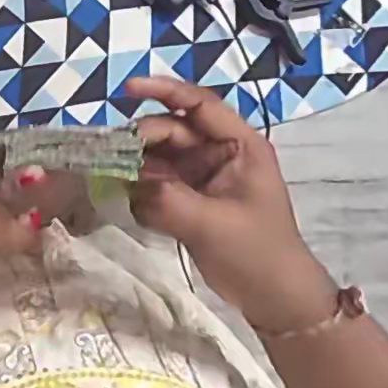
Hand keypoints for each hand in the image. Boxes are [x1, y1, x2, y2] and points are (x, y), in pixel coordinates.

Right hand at [125, 76, 334, 329]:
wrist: (273, 299)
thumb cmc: (257, 254)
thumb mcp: (212, 225)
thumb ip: (167, 200)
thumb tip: (126, 182)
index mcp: (239, 146)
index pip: (199, 104)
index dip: (164, 91)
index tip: (126, 88)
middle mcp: (217, 152)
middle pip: (169, 131)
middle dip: (142, 141)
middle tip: (113, 160)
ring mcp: (200, 175)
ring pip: (157, 156)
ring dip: (137, 168)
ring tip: (120, 183)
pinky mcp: (187, 197)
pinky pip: (154, 182)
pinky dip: (141, 192)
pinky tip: (141, 209)